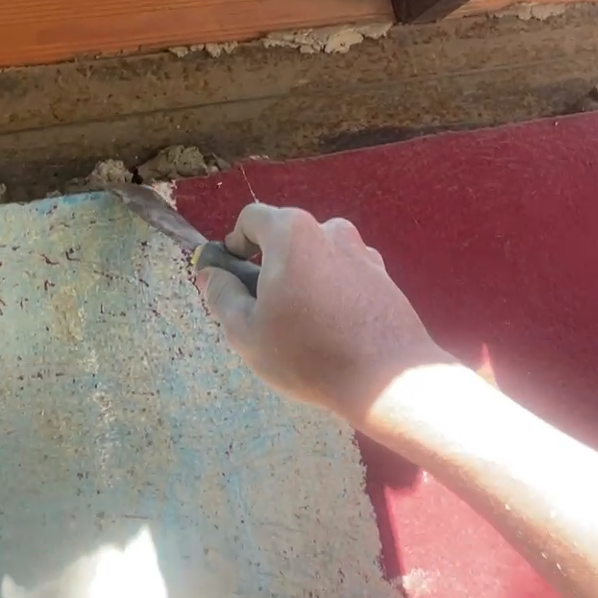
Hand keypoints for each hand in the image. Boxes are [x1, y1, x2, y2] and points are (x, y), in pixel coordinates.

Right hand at [197, 203, 449, 421]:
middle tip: (265, 310)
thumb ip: (222, 295)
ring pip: (318, 255)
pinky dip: (332, 290)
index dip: (235, 243)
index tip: (233, 276)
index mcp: (292, 234)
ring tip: (302, 324)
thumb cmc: (307, 353)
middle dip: (270, 264)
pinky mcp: (384, 277)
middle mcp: (330, 231)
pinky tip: (334, 329)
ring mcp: (362, 252)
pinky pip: (344, 273)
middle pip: (287, 236)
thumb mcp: (246, 331)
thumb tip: (211, 274)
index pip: (252, 218)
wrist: (386, 379)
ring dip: (303, 277)